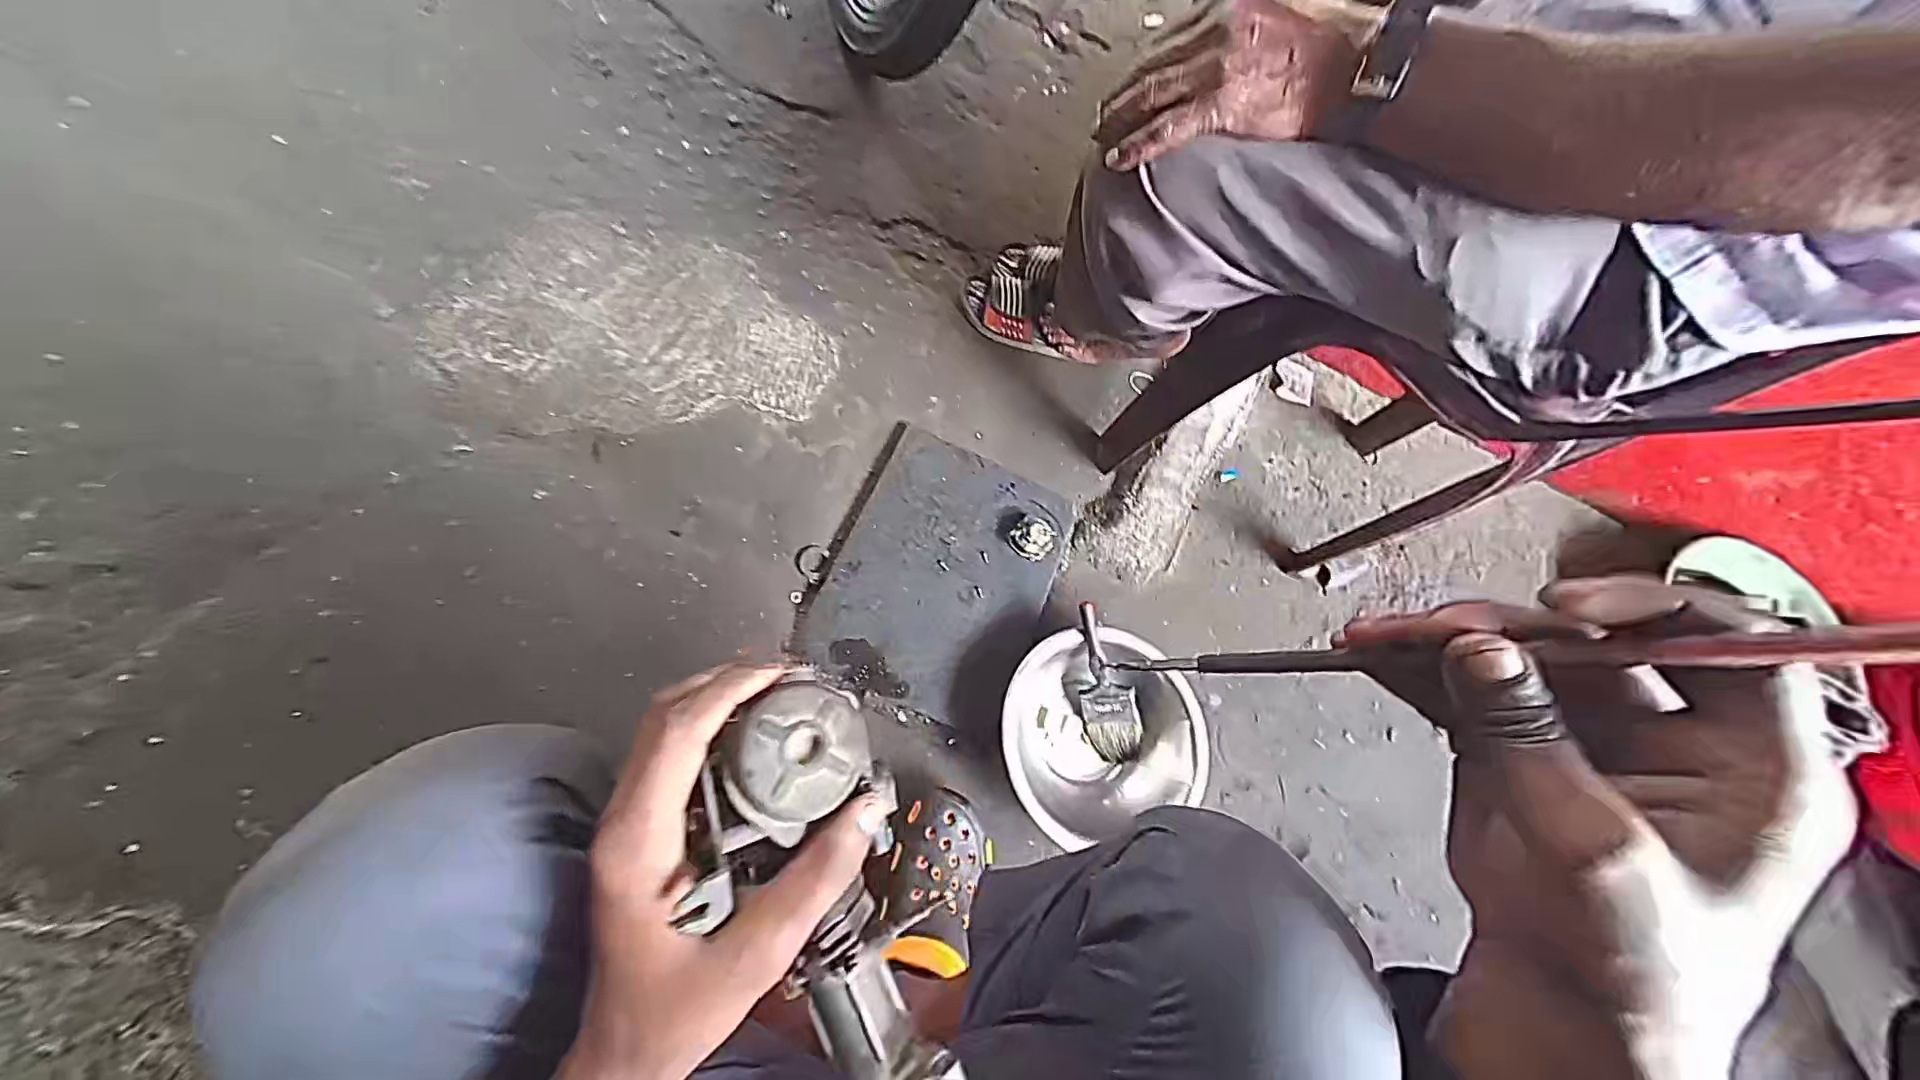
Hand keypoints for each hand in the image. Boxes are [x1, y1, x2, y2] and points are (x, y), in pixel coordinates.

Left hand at [558, 663, 885, 1079]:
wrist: (624, 1051)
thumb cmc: (676, 1011)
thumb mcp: (757, 956)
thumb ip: (814, 882)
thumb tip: (864, 811)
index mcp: (640, 842)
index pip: (676, 733)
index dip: (728, 689)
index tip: (780, 674)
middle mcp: (624, 819)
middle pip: (663, 715)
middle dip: (726, 680)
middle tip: (788, 675)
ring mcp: (627, 820)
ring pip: (662, 725)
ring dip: (717, 694)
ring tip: (776, 688)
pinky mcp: (641, 824)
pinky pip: (670, 749)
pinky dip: (711, 720)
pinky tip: (752, 728)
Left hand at [1094, 0, 1377, 170]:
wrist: (1353, 72)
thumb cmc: (1318, 54)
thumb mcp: (1272, 20)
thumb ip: (1234, 32)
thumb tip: (1203, 57)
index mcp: (1227, 8)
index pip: (1169, 39)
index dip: (1141, 67)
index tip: (1124, 86)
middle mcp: (1217, 29)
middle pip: (1153, 64)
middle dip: (1121, 94)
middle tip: (1102, 118)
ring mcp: (1217, 67)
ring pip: (1152, 94)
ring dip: (1121, 119)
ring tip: (1103, 138)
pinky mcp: (1222, 103)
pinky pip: (1167, 128)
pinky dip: (1138, 144)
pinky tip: (1119, 158)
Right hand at [1344, 578, 1857, 1079]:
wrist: (1560, 991)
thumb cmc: (1627, 954)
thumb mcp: (1589, 844)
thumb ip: (1530, 738)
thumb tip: (1482, 653)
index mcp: (1743, 762)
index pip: (1718, 644)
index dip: (1645, 610)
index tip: (1567, 608)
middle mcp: (1663, 732)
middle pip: (1582, 643)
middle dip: (1499, 629)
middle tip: (1436, 631)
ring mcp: (1578, 732)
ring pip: (1509, 657)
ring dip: (1437, 643)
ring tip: (1382, 638)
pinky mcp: (1511, 738)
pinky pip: (1460, 685)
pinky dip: (1415, 670)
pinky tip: (1380, 658)